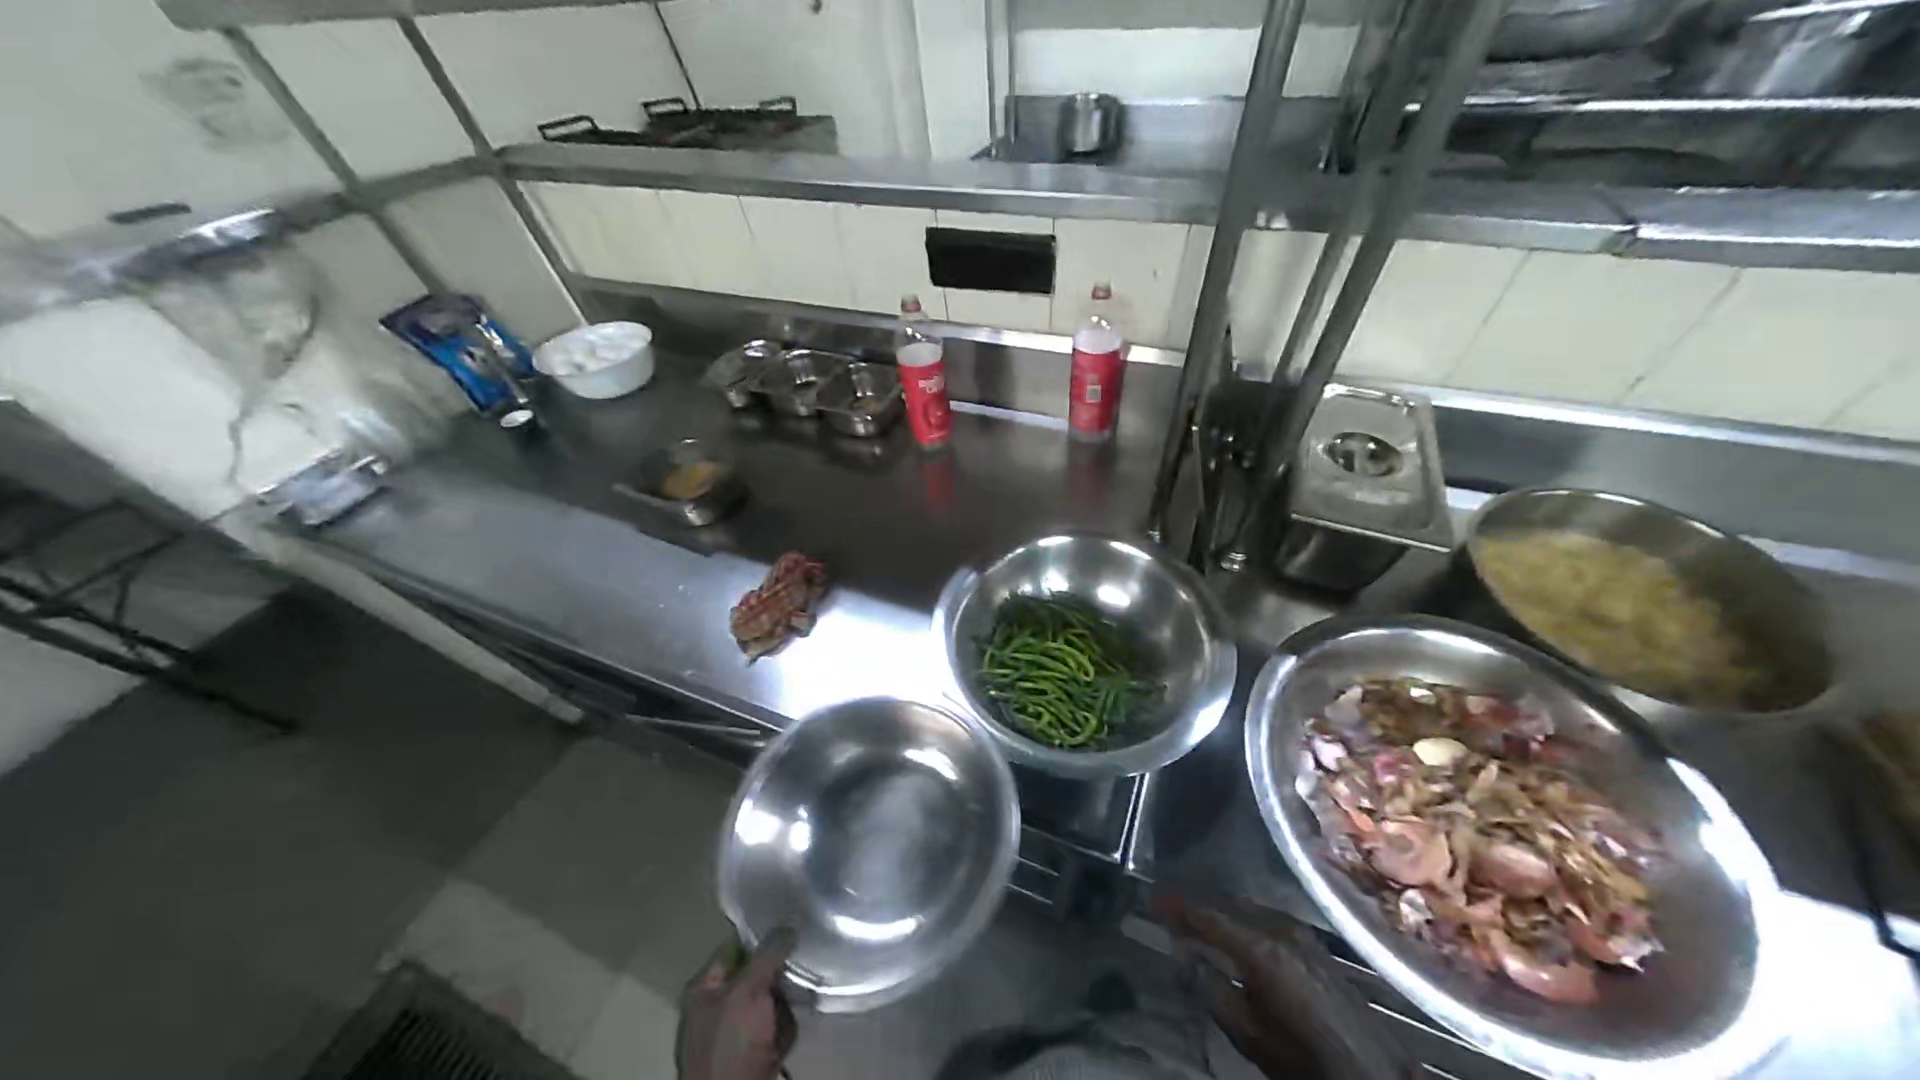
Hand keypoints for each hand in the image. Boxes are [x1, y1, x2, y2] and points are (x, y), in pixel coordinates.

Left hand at [677, 928, 798, 1079]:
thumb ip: (767, 956)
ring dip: (784, 1006)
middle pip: (758, 974)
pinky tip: (782, 1039)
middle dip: (778, 976)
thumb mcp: (747, 991)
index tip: (789, 928)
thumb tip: (789, 925)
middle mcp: (721, 1006)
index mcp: (706, 989)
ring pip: (773, 1000)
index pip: (736, 948)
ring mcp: (738, 1031)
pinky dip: (785, 1030)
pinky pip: (778, 1027)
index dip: (760, 937)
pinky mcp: (756, 1052)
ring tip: (786, 1014)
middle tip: (794, 971)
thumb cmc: (730, 1043)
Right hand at [1156, 895, 1415, 1079]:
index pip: (1208, 914)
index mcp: (1261, 949)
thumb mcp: (1249, 1036)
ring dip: (1217, 910)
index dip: (1177, 906)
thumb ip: (1210, 989)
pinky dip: (1238, 917)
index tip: (1151, 900)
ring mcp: (1299, 931)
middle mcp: (1279, 928)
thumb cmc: (1306, 1060)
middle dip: (1194, 906)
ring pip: (1245, 907)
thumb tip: (1182, 954)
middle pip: (1226, 905)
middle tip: (1165, 910)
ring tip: (1190, 919)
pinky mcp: (1311, 941)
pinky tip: (1228, 929)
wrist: (1373, 1073)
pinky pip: (1263, 916)